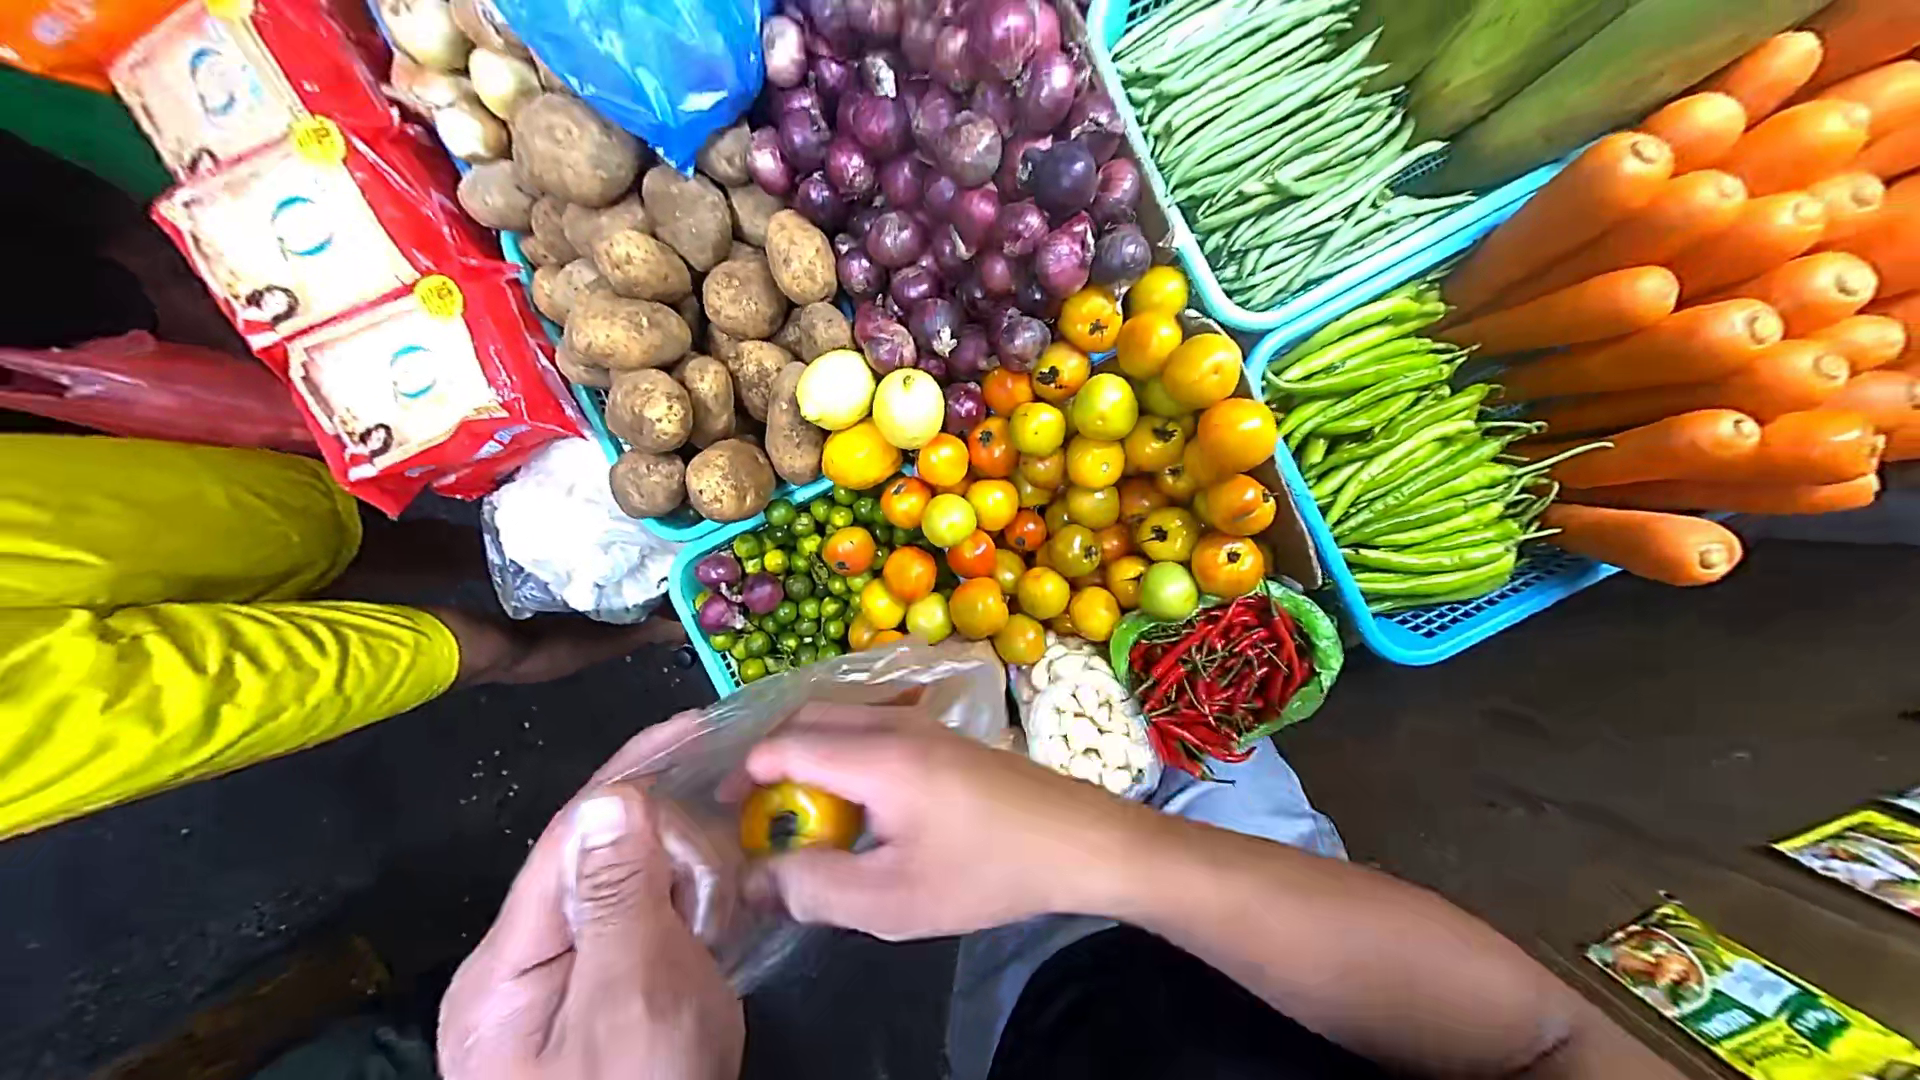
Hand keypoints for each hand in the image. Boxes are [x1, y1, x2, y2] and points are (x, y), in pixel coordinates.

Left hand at [439, 716, 743, 1079]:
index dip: (632, 772)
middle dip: (670, 842)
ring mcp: (569, 966)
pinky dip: (688, 897)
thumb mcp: (632, 1006)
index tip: (693, 727)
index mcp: (510, 963)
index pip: (570, 834)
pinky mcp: (608, 975)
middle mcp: (529, 953)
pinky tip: (714, 908)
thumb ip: (620, 898)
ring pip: (633, 873)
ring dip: (685, 874)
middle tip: (721, 877)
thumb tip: (612, 795)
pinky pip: (649, 906)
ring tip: (719, 912)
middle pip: (603, 849)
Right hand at [746, 703, 1146, 939]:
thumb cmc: (984, 871)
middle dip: (773, 755)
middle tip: (758, 808)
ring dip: (809, 748)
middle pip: (811, 717)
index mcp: (877, 755)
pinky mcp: (941, 731)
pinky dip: (842, 747)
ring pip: (843, 715)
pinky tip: (854, 793)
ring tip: (800, 803)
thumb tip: (757, 878)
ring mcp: (922, 720)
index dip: (745, 773)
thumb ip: (815, 887)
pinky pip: (872, 723)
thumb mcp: (893, 899)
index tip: (725, 812)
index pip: (786, 744)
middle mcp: (895, 721)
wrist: (1075, 837)